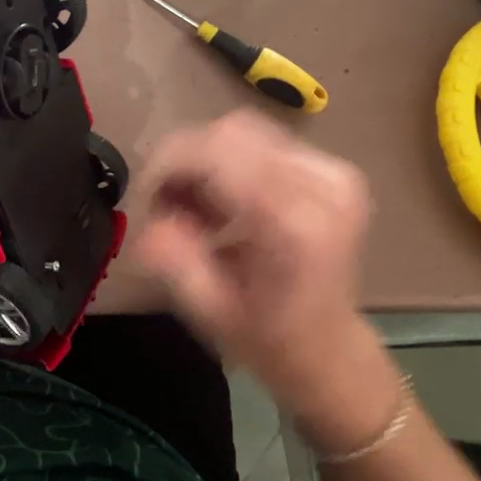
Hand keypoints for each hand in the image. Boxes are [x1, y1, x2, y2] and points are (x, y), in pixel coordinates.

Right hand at [135, 112, 393, 442]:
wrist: (330, 350)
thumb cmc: (268, 339)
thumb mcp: (210, 311)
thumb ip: (176, 262)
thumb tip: (149, 222)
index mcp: (293, 223)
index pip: (217, 154)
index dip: (169, 164)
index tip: (147, 198)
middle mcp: (321, 187)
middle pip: (230, 133)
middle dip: (185, 160)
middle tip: (168, 205)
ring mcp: (332, 174)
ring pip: (244, 130)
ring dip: (206, 160)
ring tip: (196, 207)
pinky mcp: (332, 172)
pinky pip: (264, 143)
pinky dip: (231, 163)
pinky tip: (224, 203)